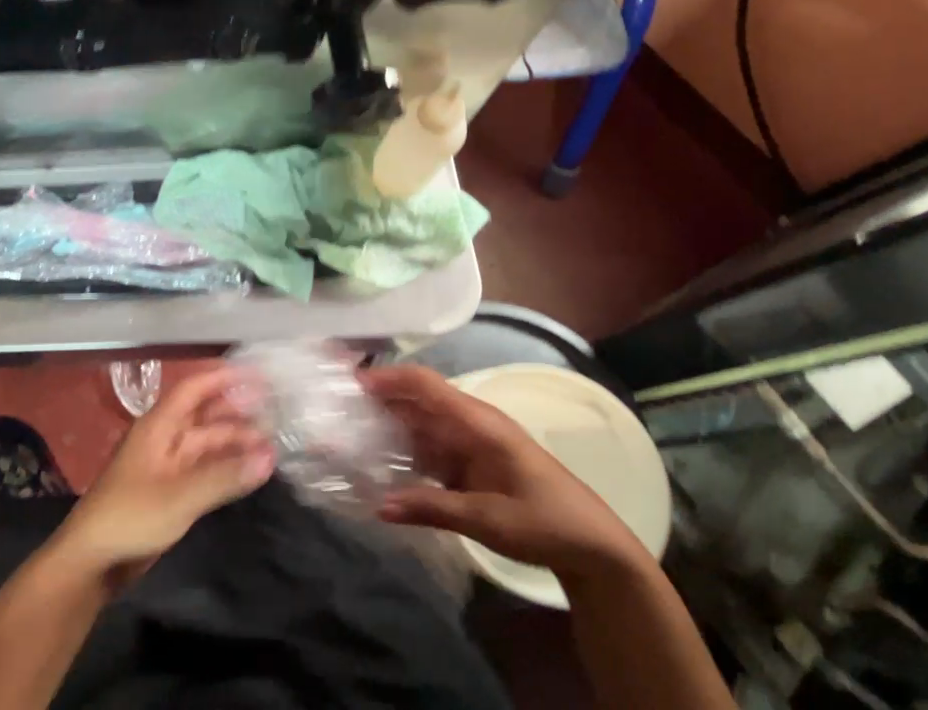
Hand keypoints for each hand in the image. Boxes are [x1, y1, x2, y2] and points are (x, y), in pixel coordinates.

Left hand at [56, 365, 274, 573]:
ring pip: (208, 444)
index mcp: (159, 427)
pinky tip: (253, 470)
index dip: (223, 377)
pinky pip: (206, 469)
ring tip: (275, 442)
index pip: (194, 389)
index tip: (259, 374)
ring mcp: (169, 466)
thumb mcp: (181, 495)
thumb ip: (225, 476)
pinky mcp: (173, 492)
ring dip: (237, 442)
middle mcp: (165, 439)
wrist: (94, 558)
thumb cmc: (131, 516)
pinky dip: (229, 466)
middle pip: (205, 416)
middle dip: (238, 411)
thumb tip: (270, 455)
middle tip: (279, 410)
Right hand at [361, 366, 646, 580]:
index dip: (387, 378)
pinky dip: (399, 451)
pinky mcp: (467, 464)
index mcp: (479, 423)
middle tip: (333, 409)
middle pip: (415, 401)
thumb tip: (378, 505)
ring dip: (384, 426)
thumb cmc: (547, 522)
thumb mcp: (489, 519)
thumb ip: (432, 508)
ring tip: (344, 433)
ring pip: (417, 424)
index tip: (347, 384)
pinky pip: (426, 448)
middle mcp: (470, 425)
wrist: (594, 549)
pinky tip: (374, 463)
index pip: (426, 385)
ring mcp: (468, 444)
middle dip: (375, 400)